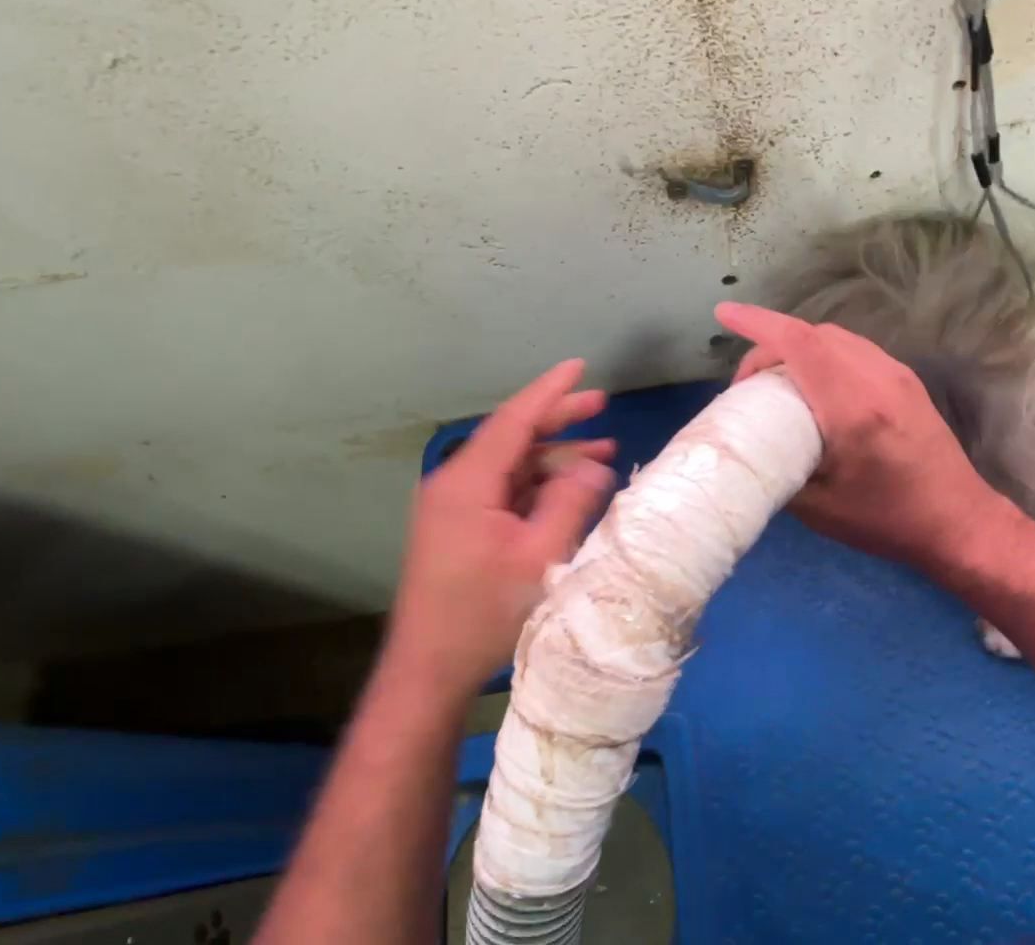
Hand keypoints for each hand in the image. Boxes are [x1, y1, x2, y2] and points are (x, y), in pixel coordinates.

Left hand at [389, 359, 618, 687]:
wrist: (430, 669)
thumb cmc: (484, 613)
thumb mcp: (539, 557)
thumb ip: (569, 503)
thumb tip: (594, 463)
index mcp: (467, 484)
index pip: (513, 421)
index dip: (550, 393)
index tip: (579, 367)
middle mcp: (455, 486)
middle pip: (512, 438)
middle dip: (557, 420)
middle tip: (601, 404)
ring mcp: (455, 509)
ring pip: (511, 466)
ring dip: (555, 457)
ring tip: (603, 447)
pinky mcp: (461, 530)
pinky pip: (505, 492)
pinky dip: (541, 485)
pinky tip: (573, 489)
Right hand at [715, 302, 1000, 570]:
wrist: (958, 521)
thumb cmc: (886, 520)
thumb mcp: (818, 509)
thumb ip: (777, 471)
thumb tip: (747, 449)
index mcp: (854, 408)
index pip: (800, 344)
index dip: (757, 323)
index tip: (724, 315)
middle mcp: (877, 378)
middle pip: (814, 334)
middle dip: (771, 344)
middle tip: (746, 386)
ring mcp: (897, 375)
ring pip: (836, 338)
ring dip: (799, 347)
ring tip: (774, 384)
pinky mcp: (907, 381)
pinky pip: (855, 350)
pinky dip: (824, 355)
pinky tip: (812, 384)